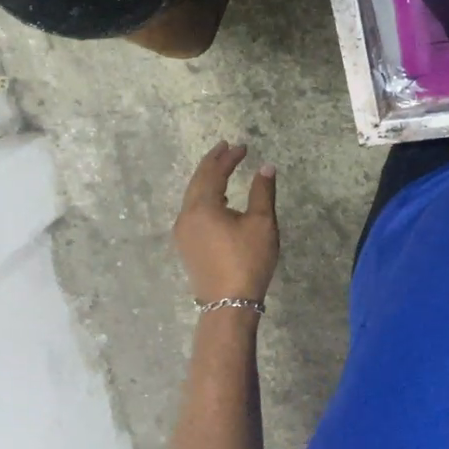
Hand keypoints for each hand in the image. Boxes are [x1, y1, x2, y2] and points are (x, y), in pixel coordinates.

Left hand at [173, 140, 279, 304]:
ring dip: (207, 179)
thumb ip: (262, 192)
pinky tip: (216, 197)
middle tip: (227, 148)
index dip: (228, 158)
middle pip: (197, 182)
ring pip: (192, 196)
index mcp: (202, 207)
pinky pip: (193, 209)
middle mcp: (186, 216)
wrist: (229, 302)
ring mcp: (184, 233)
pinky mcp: (187, 245)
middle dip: (212, 163)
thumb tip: (265, 167)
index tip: (242, 146)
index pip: (213, 173)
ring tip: (221, 167)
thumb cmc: (247, 259)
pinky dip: (204, 195)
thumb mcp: (261, 222)